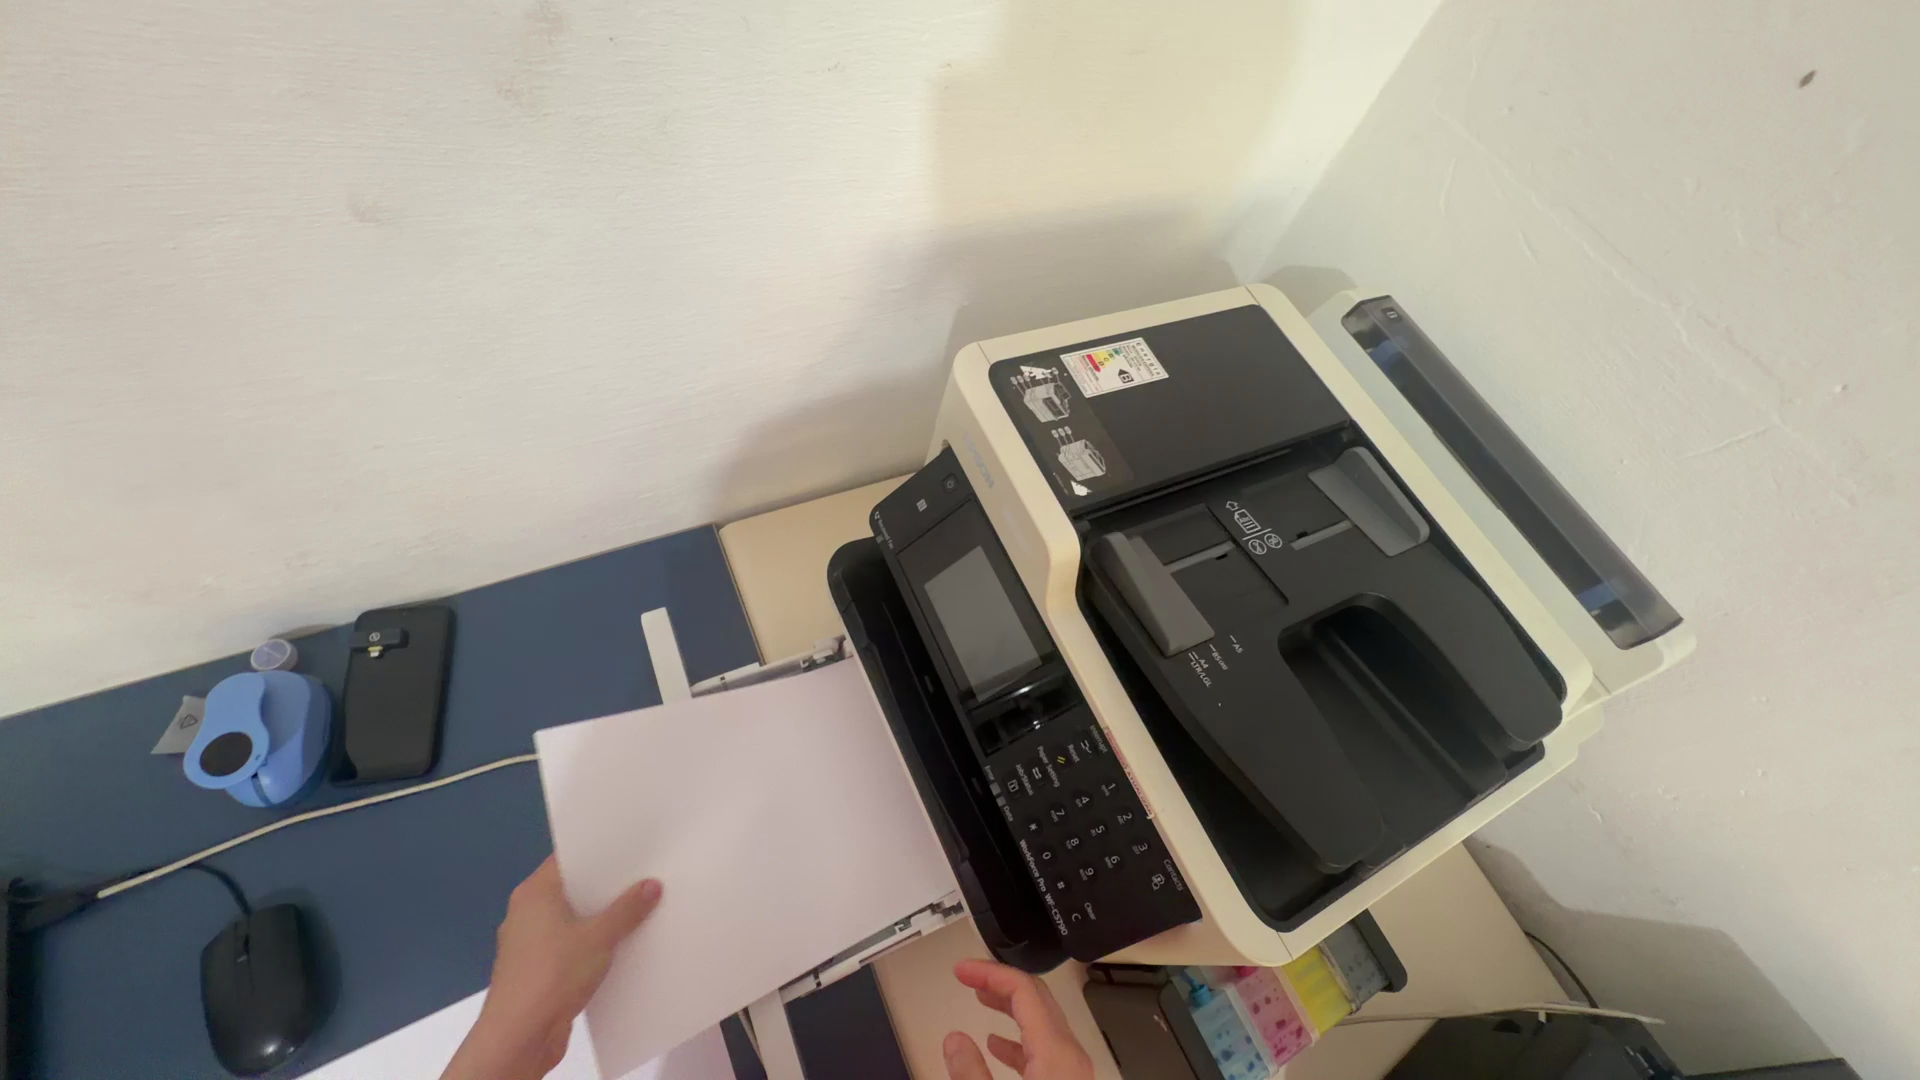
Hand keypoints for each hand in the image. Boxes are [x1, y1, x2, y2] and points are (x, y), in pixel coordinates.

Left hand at [441, 857, 662, 1079]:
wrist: (518, 1040)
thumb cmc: (553, 975)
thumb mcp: (600, 937)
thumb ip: (628, 909)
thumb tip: (652, 884)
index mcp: (534, 893)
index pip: (569, 858)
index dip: (600, 850)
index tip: (633, 845)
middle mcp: (527, 912)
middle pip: (573, 888)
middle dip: (607, 885)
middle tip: (645, 872)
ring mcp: (529, 944)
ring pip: (572, 919)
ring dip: (600, 917)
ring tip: (640, 906)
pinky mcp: (536, 971)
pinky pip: (570, 944)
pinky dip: (591, 942)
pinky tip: (621, 943)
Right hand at [943, 959, 1094, 1079]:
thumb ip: (972, 1073)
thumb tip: (953, 1038)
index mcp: (1058, 1053)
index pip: (1024, 989)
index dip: (990, 971)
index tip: (961, 970)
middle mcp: (1071, 1055)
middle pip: (1037, 998)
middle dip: (999, 981)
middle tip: (968, 975)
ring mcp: (1073, 1071)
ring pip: (1041, 1022)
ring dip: (1009, 1005)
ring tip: (980, 997)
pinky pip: (1044, 1047)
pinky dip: (1019, 1037)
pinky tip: (997, 1044)